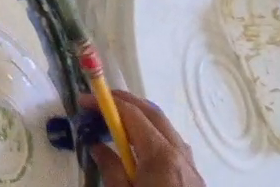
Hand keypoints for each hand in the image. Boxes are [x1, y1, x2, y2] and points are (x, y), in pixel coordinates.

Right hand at [85, 90, 205, 186]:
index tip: (84, 101)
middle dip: (125, 101)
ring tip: (118, 122)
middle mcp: (180, 155)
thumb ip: (110, 167)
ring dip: (142, 117)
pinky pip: (174, 145)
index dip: (106, 102)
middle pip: (153, 113)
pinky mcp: (196, 181)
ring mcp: (192, 168)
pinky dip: (154, 135)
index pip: (131, 114)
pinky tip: (142, 148)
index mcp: (161, 155)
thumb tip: (98, 147)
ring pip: (167, 128)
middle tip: (101, 102)